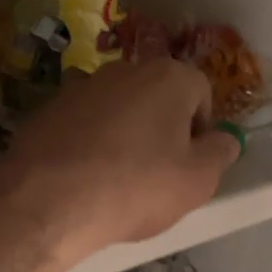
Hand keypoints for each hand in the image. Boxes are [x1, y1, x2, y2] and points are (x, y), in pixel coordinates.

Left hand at [0, 59, 240, 266]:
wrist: (47, 201)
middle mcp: (125, 69)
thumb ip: (220, 153)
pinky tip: (84, 177)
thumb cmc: (136, 187)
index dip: (201, 130)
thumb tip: (225, 139)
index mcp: (169, 77)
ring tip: (117, 178)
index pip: (201, 92)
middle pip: (158, 96)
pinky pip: (84, 122)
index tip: (189, 163)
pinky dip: (90, 142)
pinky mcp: (49, 107)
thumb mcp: (197, 181)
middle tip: (157, 173)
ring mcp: (82, 85)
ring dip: (125, 133)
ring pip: (119, 108)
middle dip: (162, 128)